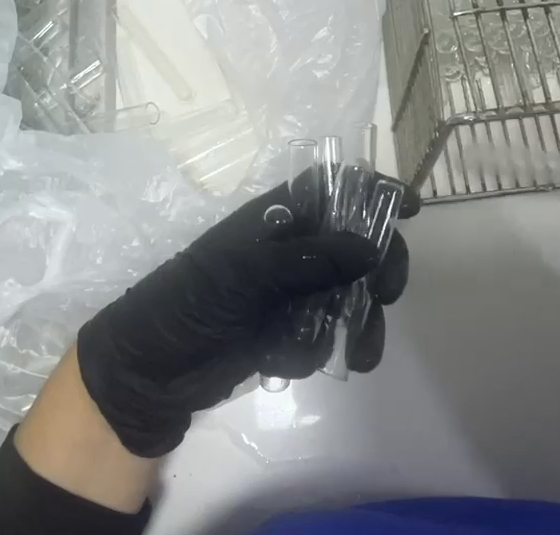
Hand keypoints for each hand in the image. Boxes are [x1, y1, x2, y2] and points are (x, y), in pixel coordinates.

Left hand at [76, 174, 416, 456]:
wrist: (149, 370)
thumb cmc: (189, 303)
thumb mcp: (245, 273)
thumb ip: (309, 259)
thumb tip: (370, 248)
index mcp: (276, 218)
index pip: (333, 189)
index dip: (372, 191)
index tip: (410, 208)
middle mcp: (290, 249)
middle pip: (355, 243)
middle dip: (379, 266)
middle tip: (388, 293)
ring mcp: (291, 292)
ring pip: (348, 294)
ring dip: (361, 322)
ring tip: (362, 354)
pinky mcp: (287, 332)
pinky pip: (324, 333)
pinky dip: (318, 349)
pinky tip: (289, 362)